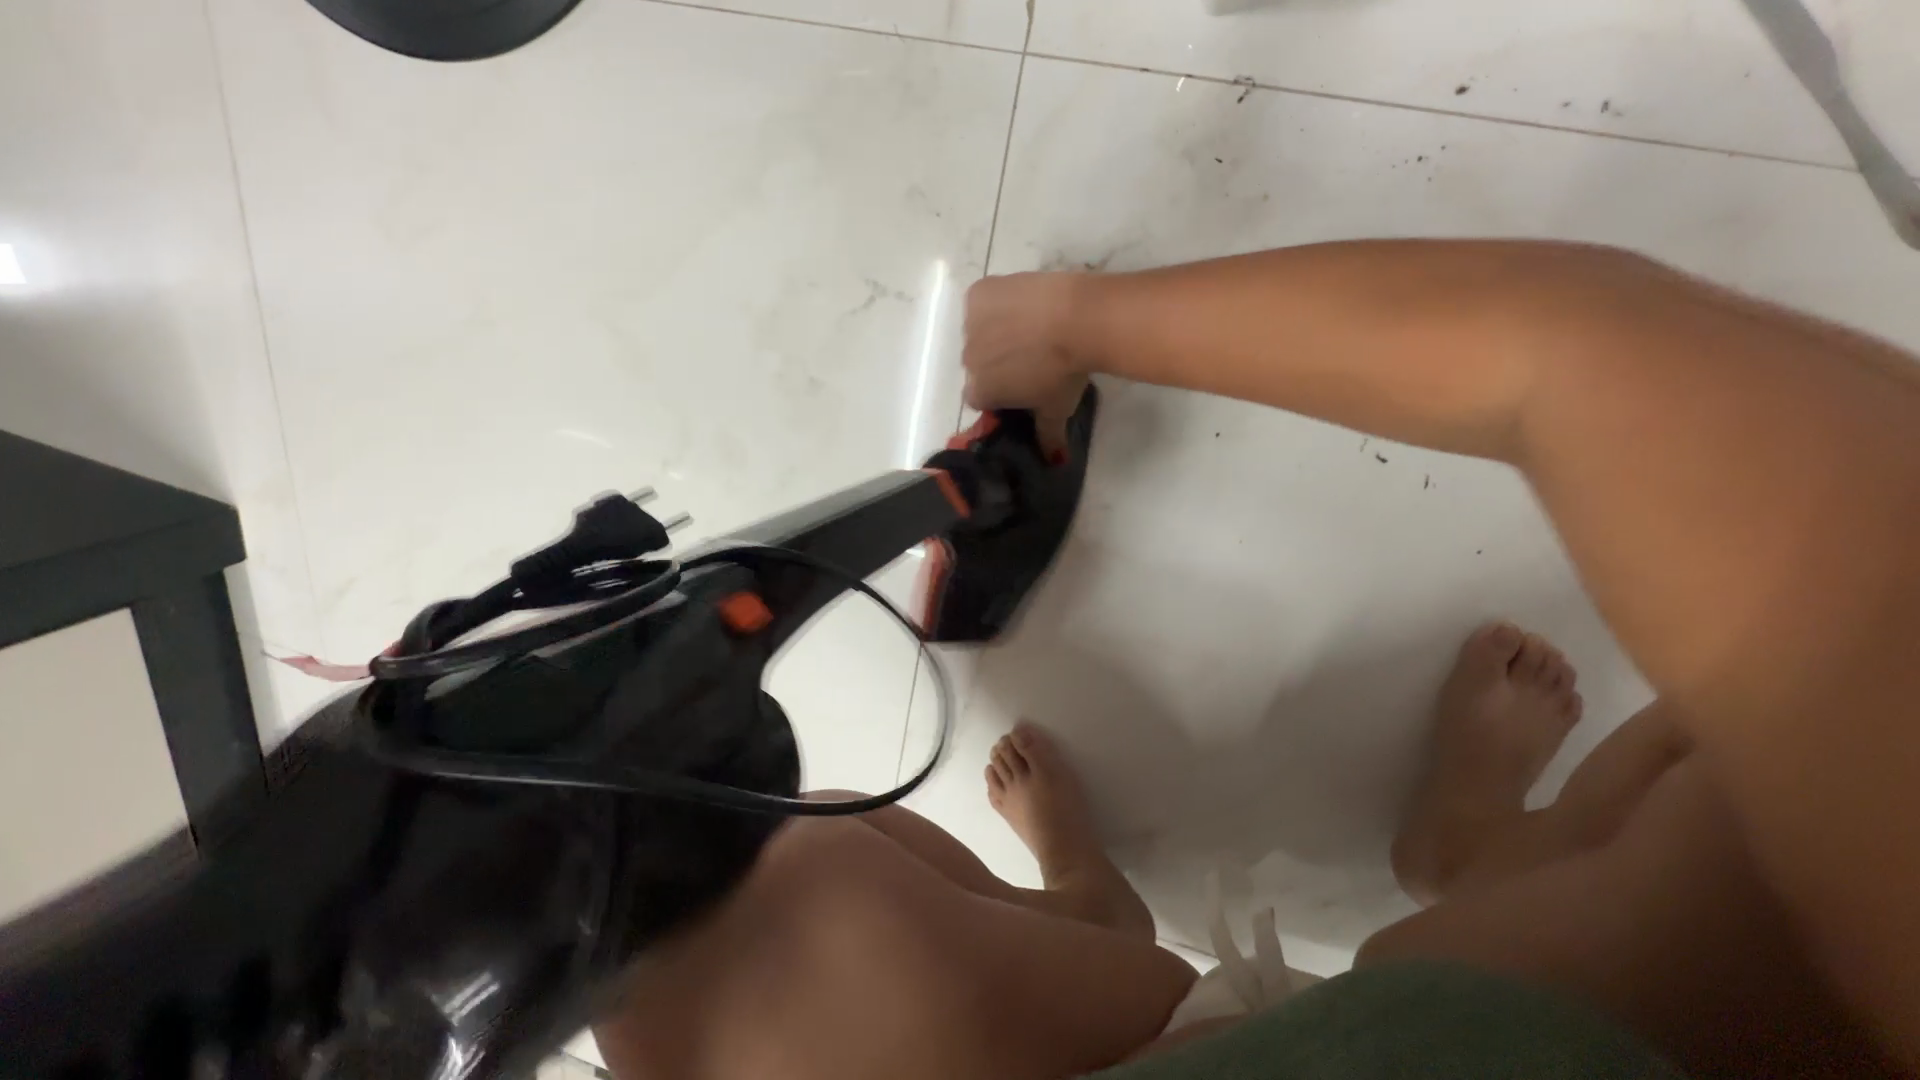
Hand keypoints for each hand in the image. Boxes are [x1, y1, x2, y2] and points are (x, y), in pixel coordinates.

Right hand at [962, 272, 1091, 453]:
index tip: (1023, 385)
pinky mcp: (978, 295)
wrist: (1078, 320)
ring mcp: (970, 325)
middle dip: (996, 362)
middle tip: (1031, 356)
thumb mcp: (1057, 408)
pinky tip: (1021, 305)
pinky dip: (996, 304)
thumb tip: (1054, 460)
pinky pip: (981, 302)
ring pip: (978, 332)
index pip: (981, 397)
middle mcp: (967, 361)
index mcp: (980, 392)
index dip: (1001, 391)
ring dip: (996, 332)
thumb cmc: (1065, 373)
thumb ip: (1048, 436)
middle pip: (977, 364)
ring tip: (1030, 327)